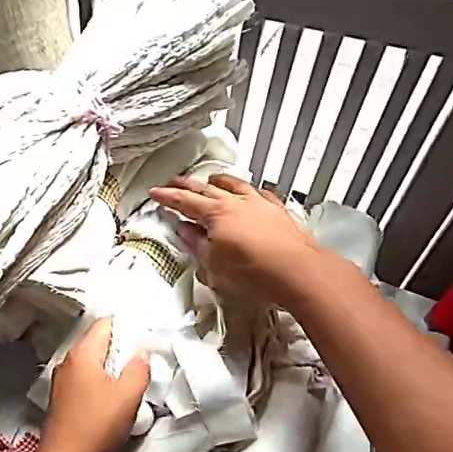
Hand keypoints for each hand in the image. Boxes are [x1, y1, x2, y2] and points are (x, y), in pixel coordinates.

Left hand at [40, 318, 150, 451]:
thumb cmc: (97, 425)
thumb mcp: (128, 395)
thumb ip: (139, 368)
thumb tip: (141, 354)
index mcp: (82, 353)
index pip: (105, 324)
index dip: (127, 327)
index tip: (145, 339)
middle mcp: (67, 362)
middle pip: (97, 343)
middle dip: (121, 349)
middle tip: (142, 361)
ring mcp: (61, 381)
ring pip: (91, 363)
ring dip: (111, 368)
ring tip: (130, 382)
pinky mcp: (61, 399)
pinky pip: (84, 380)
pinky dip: (100, 383)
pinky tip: (111, 400)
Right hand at [147, 173, 326, 302]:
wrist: (297, 272)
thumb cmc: (253, 272)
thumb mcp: (214, 264)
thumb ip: (197, 244)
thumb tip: (184, 230)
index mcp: (216, 214)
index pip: (185, 202)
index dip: (168, 197)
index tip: (155, 193)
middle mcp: (237, 203)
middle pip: (206, 189)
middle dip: (187, 185)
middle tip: (174, 182)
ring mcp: (260, 204)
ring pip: (235, 185)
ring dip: (219, 181)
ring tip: (210, 179)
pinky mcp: (279, 212)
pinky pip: (260, 194)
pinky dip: (250, 190)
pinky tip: (252, 192)